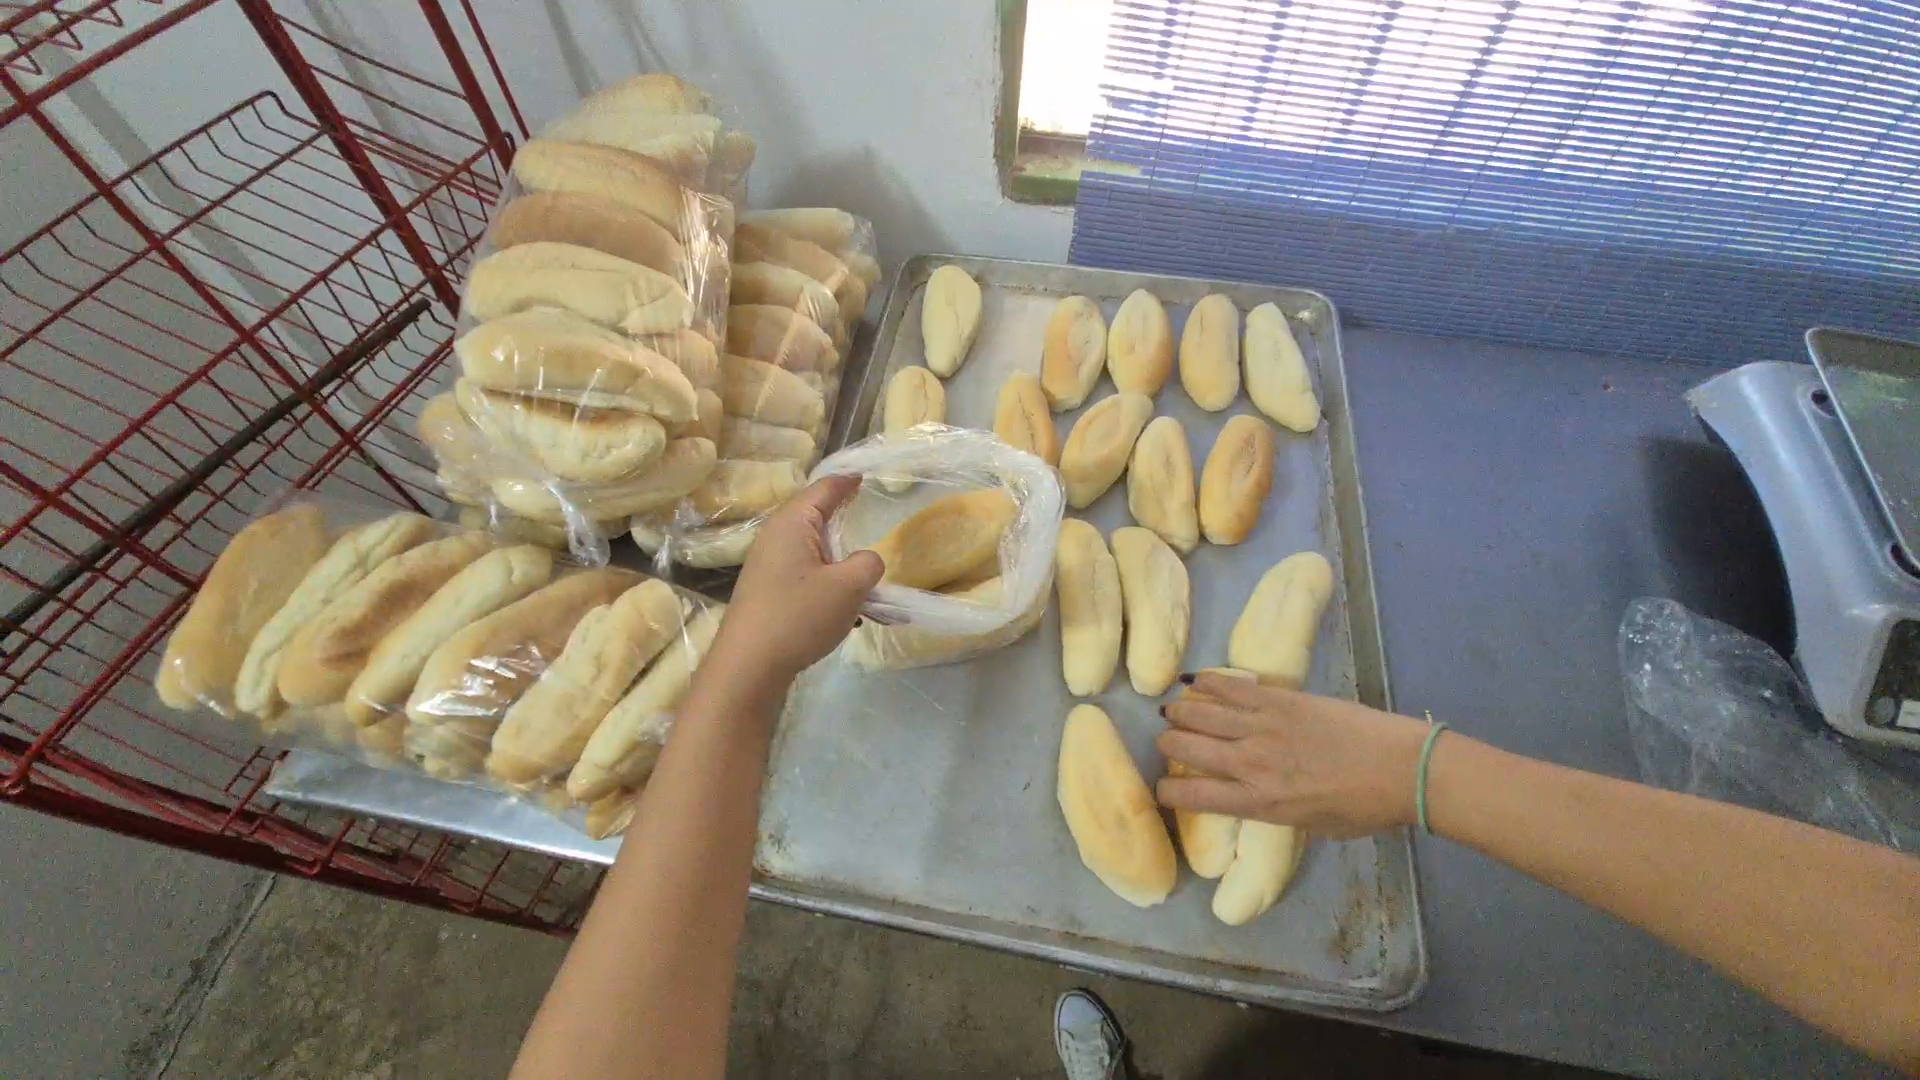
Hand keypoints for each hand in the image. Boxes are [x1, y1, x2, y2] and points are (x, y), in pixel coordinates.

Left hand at [712, 475, 884, 679]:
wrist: (748, 665)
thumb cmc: (799, 616)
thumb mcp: (849, 587)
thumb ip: (868, 564)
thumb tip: (865, 561)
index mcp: (793, 523)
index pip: (824, 488)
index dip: (847, 482)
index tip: (865, 476)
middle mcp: (775, 537)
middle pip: (816, 517)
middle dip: (843, 517)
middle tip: (868, 515)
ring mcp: (768, 565)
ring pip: (812, 550)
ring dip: (839, 559)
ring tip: (864, 574)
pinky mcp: (767, 591)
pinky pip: (805, 574)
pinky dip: (828, 581)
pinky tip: (845, 608)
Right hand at [1154, 673, 1433, 837]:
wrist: (1403, 768)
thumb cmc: (1364, 807)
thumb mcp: (1311, 826)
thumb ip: (1273, 809)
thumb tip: (1251, 794)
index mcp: (1258, 803)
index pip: (1192, 796)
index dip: (1166, 791)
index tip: (1162, 788)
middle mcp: (1250, 763)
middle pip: (1186, 748)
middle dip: (1167, 745)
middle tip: (1167, 742)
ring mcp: (1261, 726)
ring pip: (1199, 713)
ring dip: (1179, 712)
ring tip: (1172, 712)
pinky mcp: (1277, 698)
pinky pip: (1230, 686)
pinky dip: (1206, 682)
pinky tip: (1192, 681)